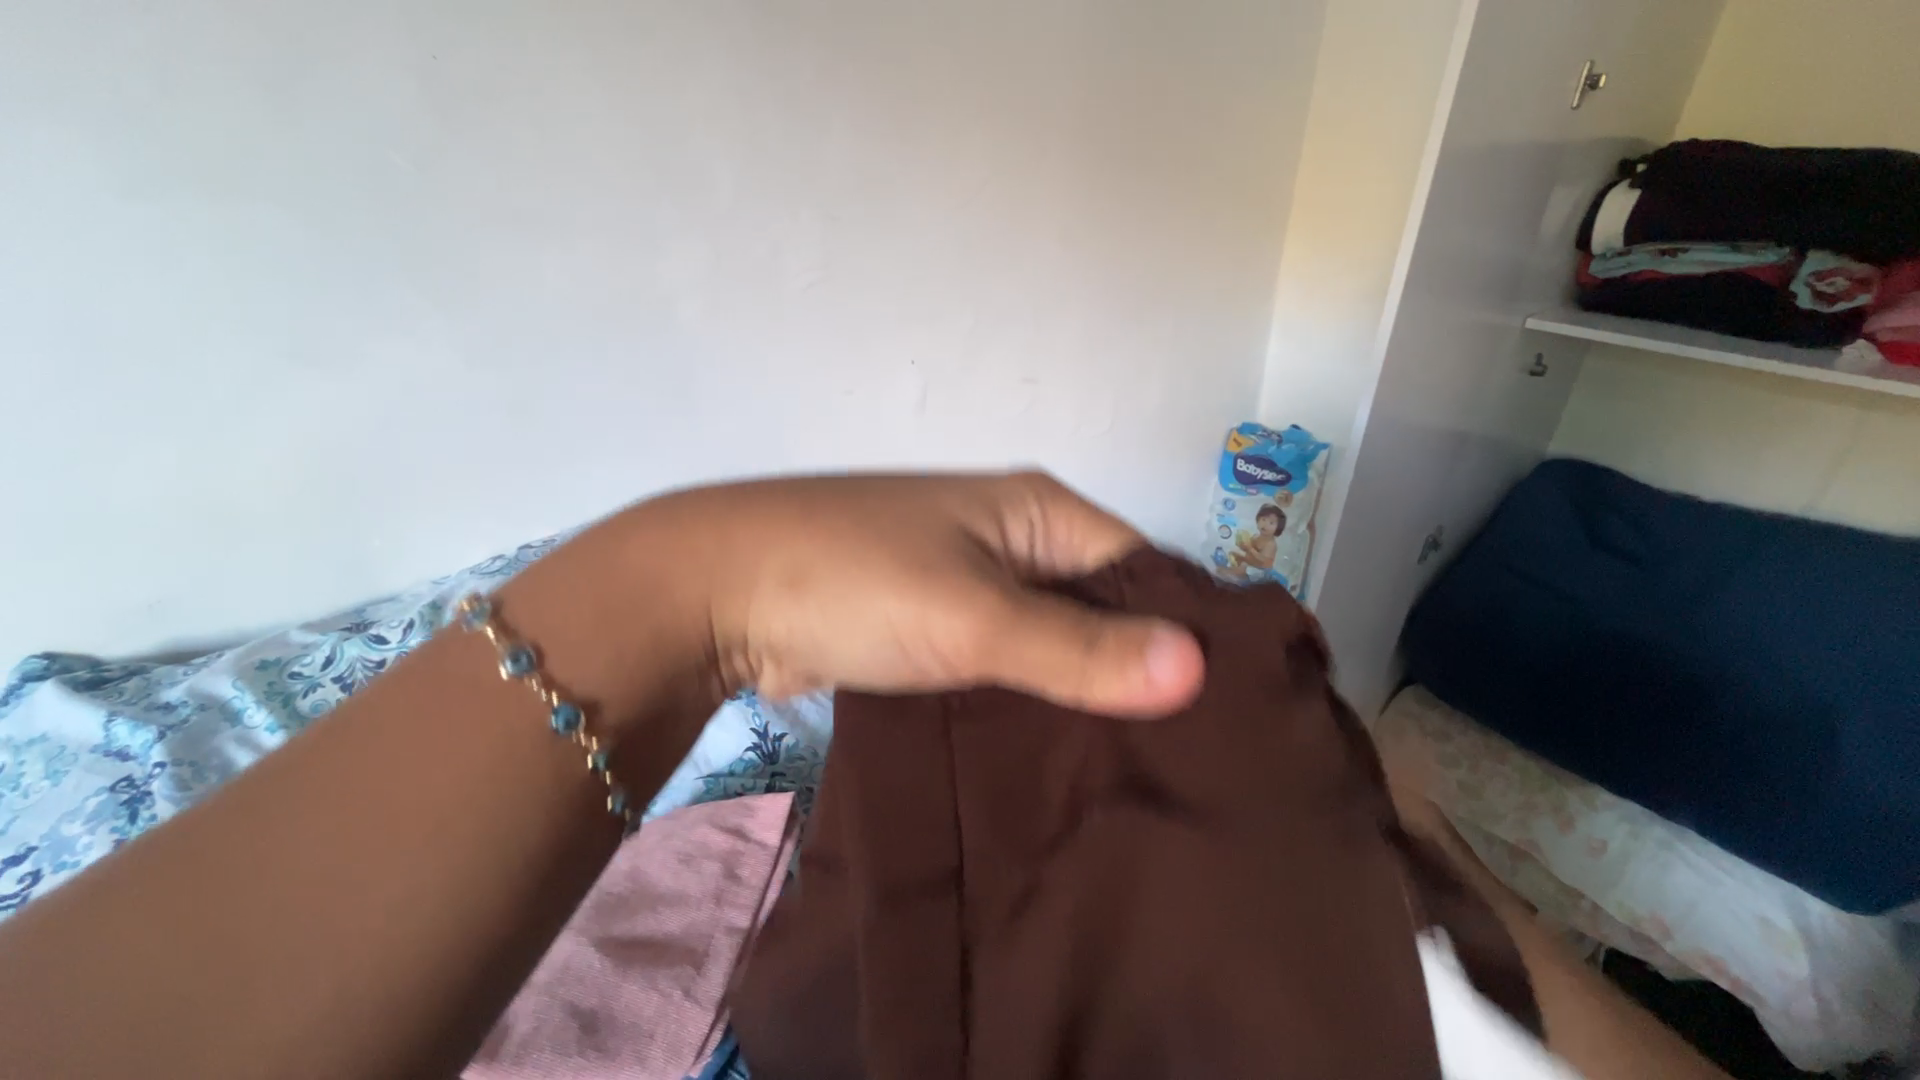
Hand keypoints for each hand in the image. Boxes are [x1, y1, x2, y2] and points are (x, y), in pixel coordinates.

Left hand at [630, 472, 1205, 718]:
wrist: (716, 593)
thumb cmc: (854, 582)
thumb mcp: (974, 617)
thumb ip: (1079, 648)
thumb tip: (1200, 668)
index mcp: (1039, 511)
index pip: (1146, 571)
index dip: (1183, 636)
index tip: (1222, 717)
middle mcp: (1014, 538)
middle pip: (1101, 608)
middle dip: (1135, 672)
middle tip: (1185, 761)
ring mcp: (971, 582)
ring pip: (1050, 640)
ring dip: (1079, 692)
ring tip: (1135, 772)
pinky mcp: (933, 626)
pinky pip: (1004, 662)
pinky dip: (1027, 700)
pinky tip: (1057, 757)